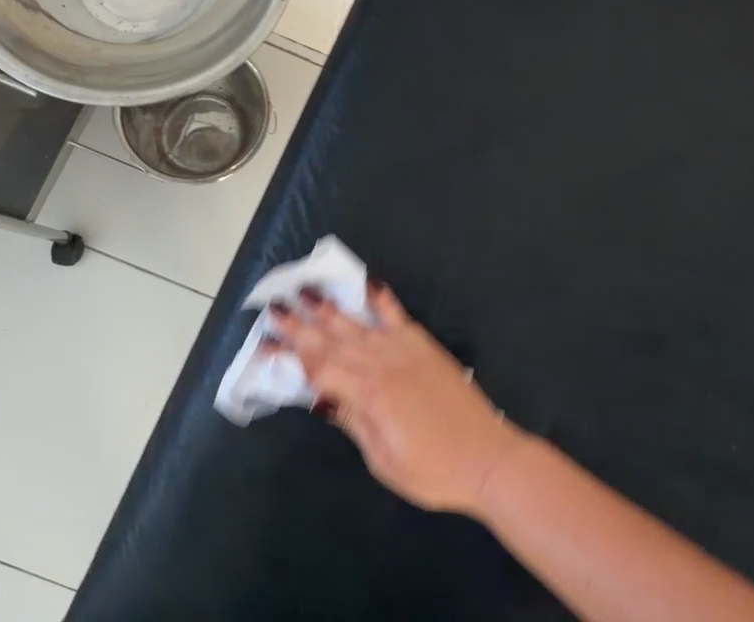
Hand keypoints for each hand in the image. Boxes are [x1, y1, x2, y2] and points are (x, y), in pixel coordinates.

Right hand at [266, 282, 527, 514]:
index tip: (267, 344)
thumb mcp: (381, 458)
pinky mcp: (424, 345)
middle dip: (301, 325)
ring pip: (358, 324)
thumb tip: (322, 398)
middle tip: (274, 307)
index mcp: (368, 395)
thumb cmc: (432, 470)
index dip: (291, 356)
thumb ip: (352, 421)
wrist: (486, 456)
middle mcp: (382, 364)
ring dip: (330, 307)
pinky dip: (380, 299)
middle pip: (333, 340)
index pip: (319, 368)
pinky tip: (367, 284)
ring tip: (305, 290)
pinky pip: (396, 316)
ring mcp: (404, 350)